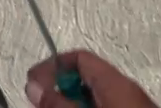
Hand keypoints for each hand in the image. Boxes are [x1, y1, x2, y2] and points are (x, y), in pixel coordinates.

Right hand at [25, 50, 157, 107]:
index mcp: (116, 83)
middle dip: (61, 94)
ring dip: (73, 107)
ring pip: (96, 102)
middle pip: (86, 82)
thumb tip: (32, 86)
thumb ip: (58, 103)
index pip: (78, 58)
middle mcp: (128, 93)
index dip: (52, 67)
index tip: (34, 86)